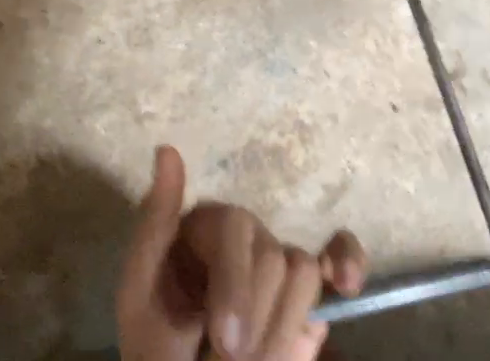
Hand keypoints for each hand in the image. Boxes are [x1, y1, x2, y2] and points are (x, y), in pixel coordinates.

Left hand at [116, 146, 368, 360]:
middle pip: (274, 256)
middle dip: (257, 319)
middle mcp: (245, 237)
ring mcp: (279, 265)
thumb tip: (167, 151)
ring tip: (259, 359)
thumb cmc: (157, 350)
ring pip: (305, 271)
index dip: (237, 286)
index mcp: (204, 228)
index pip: (237, 227)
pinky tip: (347, 284)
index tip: (226, 345)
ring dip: (283, 325)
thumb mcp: (141, 292)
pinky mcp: (309, 293)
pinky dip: (348, 261)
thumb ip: (154, 226)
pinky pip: (340, 255)